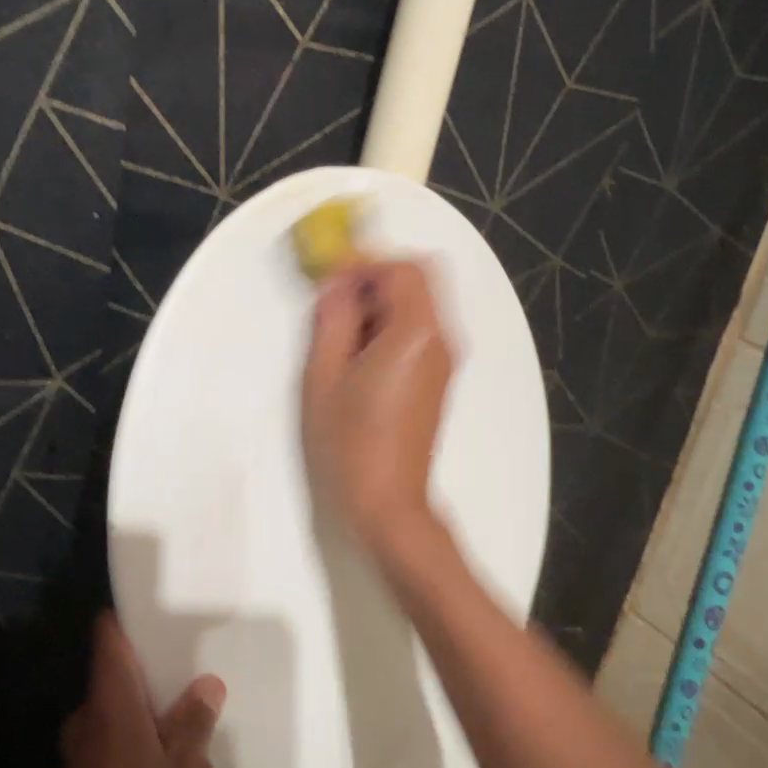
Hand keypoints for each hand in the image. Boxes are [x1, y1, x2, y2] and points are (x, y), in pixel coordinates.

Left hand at [62, 613, 227, 767]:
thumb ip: (194, 723)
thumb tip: (203, 684)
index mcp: (106, 707)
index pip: (108, 637)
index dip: (131, 617)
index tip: (163, 606)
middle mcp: (84, 723)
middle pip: (114, 676)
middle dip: (153, 671)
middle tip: (197, 662)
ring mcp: (79, 759)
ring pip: (115, 714)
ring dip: (149, 710)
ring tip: (196, 705)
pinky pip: (111, 745)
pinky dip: (139, 739)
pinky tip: (174, 751)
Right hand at [302, 259, 455, 547]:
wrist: (387, 506)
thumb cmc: (349, 443)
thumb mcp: (324, 376)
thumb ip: (332, 320)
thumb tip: (336, 287)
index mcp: (417, 333)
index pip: (404, 269)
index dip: (365, 262)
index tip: (328, 275)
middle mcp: (441, 340)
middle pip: (419, 281)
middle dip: (374, 278)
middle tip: (332, 298)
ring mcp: (443, 362)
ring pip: (418, 305)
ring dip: (379, 303)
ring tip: (337, 330)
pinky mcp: (436, 381)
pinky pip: (417, 332)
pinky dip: (388, 326)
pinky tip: (355, 355)